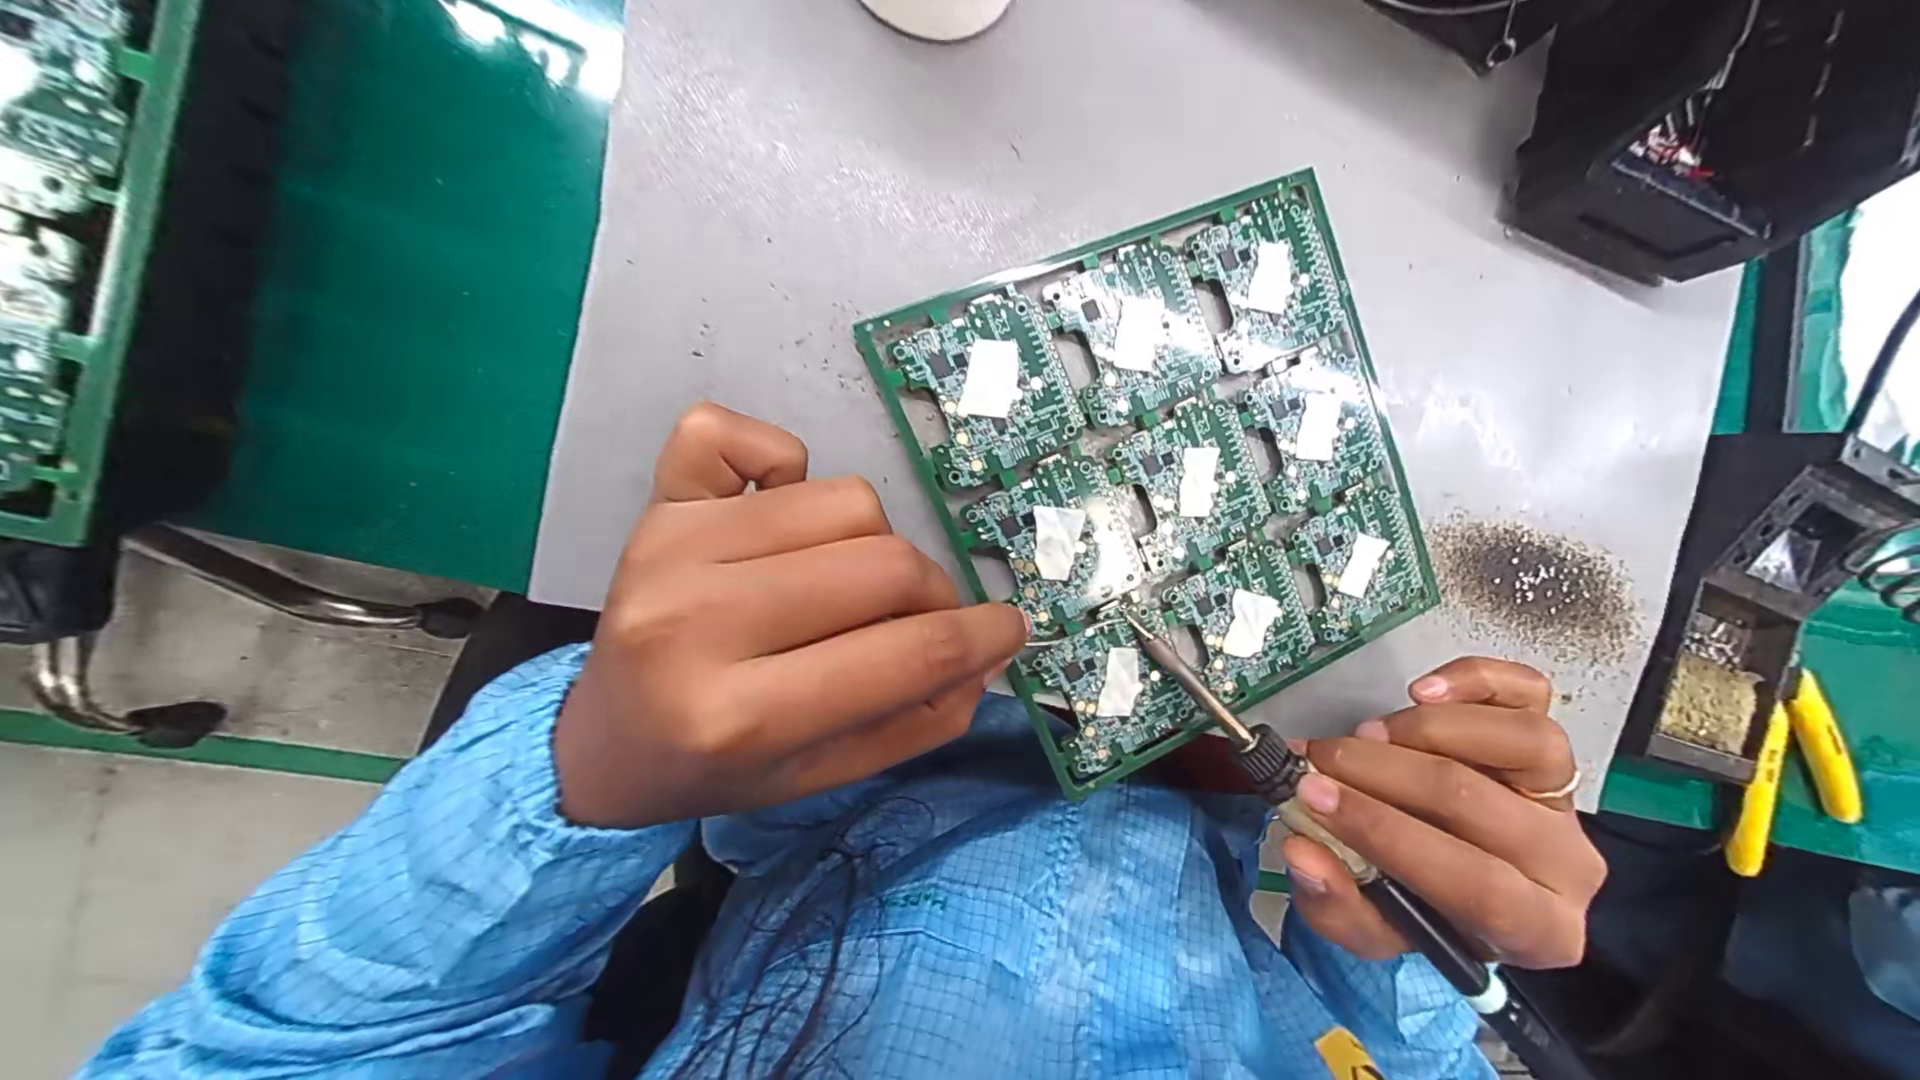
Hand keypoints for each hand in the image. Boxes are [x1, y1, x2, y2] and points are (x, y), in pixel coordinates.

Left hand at [553, 403, 1028, 827]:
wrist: (605, 743)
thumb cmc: (717, 770)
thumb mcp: (826, 775)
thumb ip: (920, 719)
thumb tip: (988, 650)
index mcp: (739, 715)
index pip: (905, 655)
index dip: (981, 637)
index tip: (1008, 628)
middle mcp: (697, 621)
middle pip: (884, 563)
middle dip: (931, 593)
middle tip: (916, 620)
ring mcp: (670, 548)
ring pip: (844, 499)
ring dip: (872, 541)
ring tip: (844, 581)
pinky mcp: (655, 504)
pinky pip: (739, 435)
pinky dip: (785, 459)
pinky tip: (782, 507)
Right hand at [1279, 657, 1604, 968]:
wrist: (1445, 869)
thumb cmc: (1410, 900)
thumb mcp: (1367, 925)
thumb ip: (1334, 903)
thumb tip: (1300, 850)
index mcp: (1532, 928)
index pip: (1477, 884)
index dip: (1387, 832)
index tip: (1311, 794)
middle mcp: (1564, 864)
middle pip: (1475, 801)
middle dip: (1378, 772)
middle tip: (1317, 758)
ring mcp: (1562, 797)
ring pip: (1524, 743)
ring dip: (1427, 730)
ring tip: (1364, 733)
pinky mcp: (1543, 743)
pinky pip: (1530, 694)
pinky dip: (1474, 680)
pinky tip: (1418, 688)